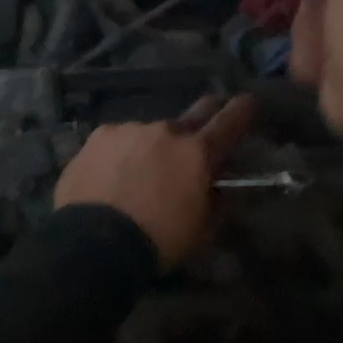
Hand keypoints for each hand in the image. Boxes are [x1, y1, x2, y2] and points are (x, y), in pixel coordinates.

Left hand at [53, 94, 254, 266]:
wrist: (94, 242)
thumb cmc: (159, 240)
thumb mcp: (203, 231)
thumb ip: (219, 202)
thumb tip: (222, 186)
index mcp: (198, 152)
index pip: (230, 121)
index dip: (242, 109)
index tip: (248, 100)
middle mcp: (167, 131)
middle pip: (193, 114)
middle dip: (204, 118)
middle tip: (201, 133)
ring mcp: (130, 129)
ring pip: (151, 133)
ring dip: (155, 146)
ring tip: (141, 174)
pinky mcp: (98, 136)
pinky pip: (120, 140)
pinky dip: (123, 153)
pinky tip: (113, 175)